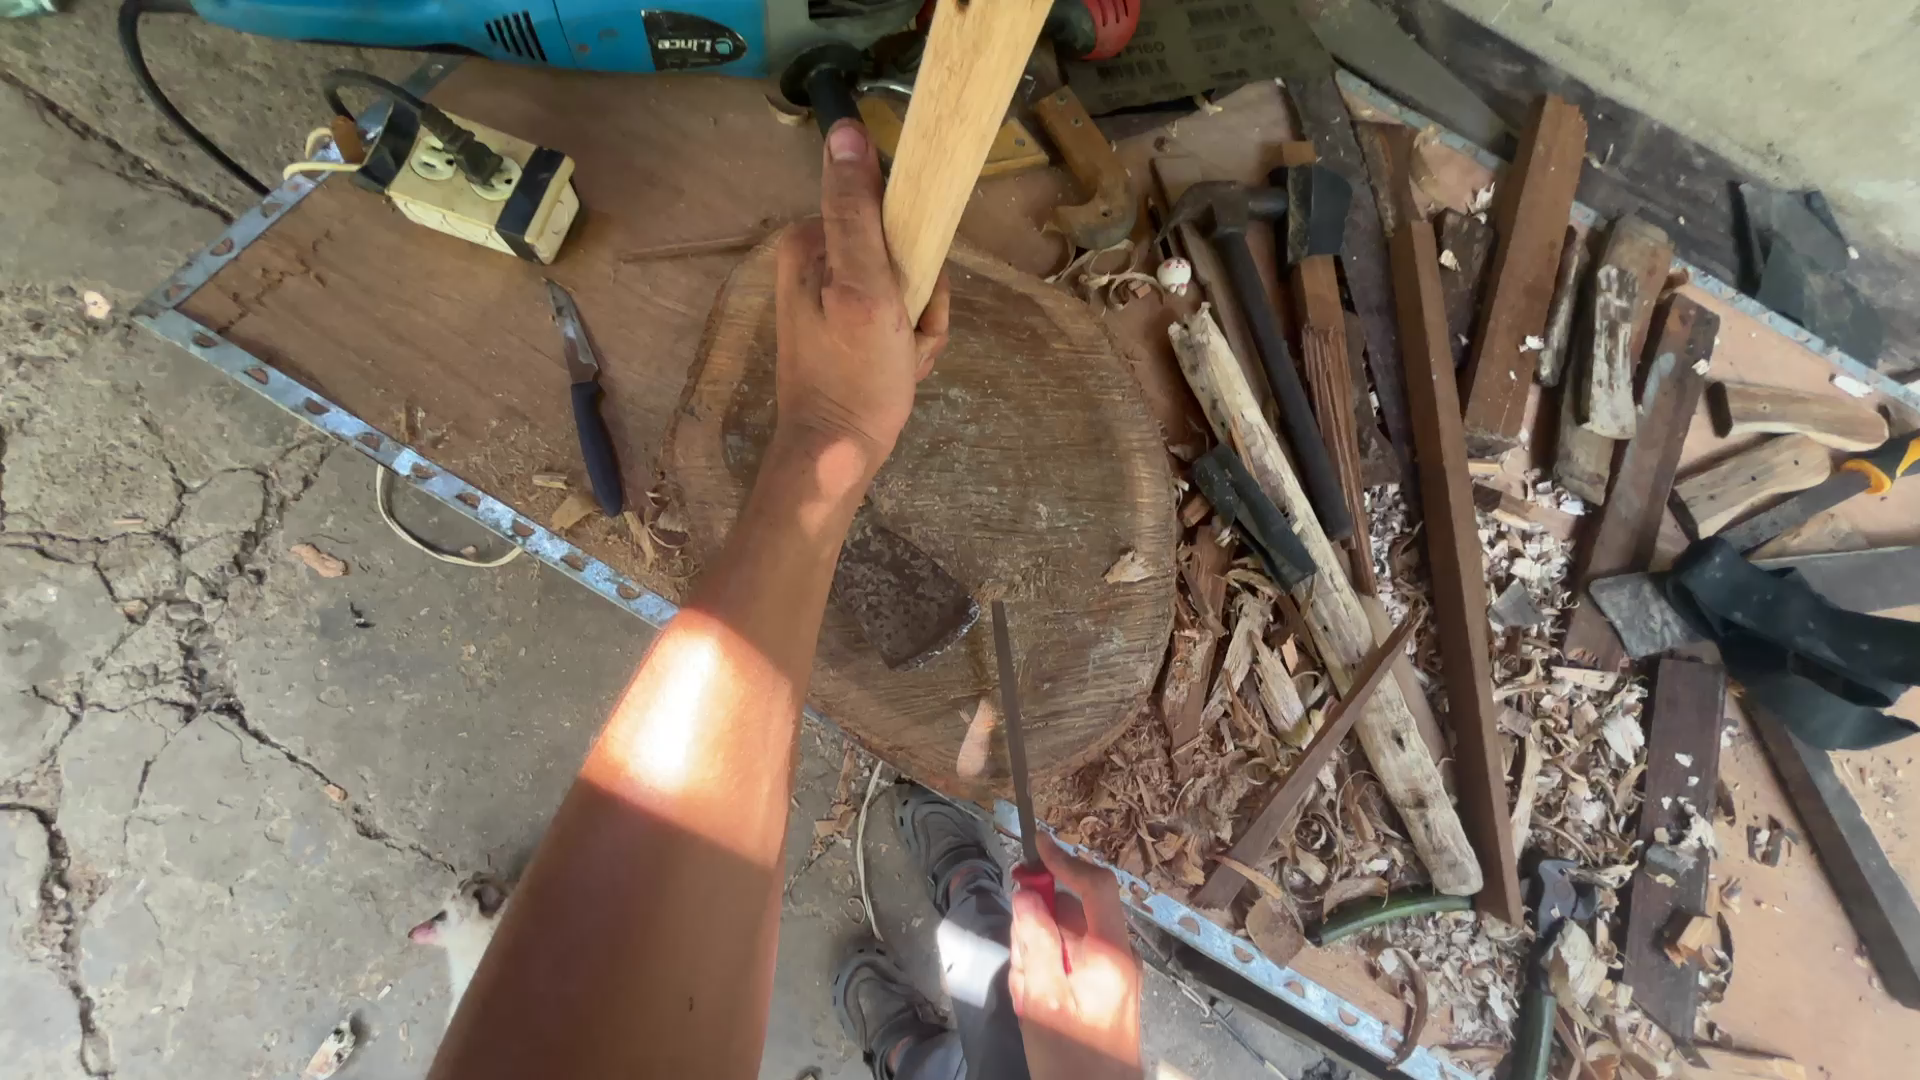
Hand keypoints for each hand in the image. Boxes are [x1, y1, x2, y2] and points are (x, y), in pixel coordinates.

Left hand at [773, 120, 950, 489]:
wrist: (836, 452)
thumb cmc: (854, 376)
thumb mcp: (863, 288)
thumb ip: (857, 212)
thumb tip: (846, 129)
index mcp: (812, 241)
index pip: (889, 214)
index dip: (915, 257)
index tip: (911, 299)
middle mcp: (818, 263)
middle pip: (902, 255)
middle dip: (920, 301)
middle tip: (907, 340)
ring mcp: (834, 300)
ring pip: (908, 291)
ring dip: (920, 328)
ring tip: (904, 361)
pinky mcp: (848, 331)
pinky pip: (899, 321)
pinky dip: (910, 346)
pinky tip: (901, 371)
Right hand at [1009, 835, 1143, 1079]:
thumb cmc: (1070, 1060)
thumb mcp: (1040, 999)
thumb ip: (1034, 940)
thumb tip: (1027, 893)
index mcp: (1112, 952)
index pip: (1096, 885)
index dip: (1066, 859)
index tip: (1035, 842)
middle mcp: (1119, 954)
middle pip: (1076, 909)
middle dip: (1041, 919)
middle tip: (1020, 957)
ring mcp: (1114, 972)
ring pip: (1069, 933)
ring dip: (1040, 945)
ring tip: (1026, 987)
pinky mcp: (1105, 988)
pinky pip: (1071, 957)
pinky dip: (1048, 963)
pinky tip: (1035, 994)